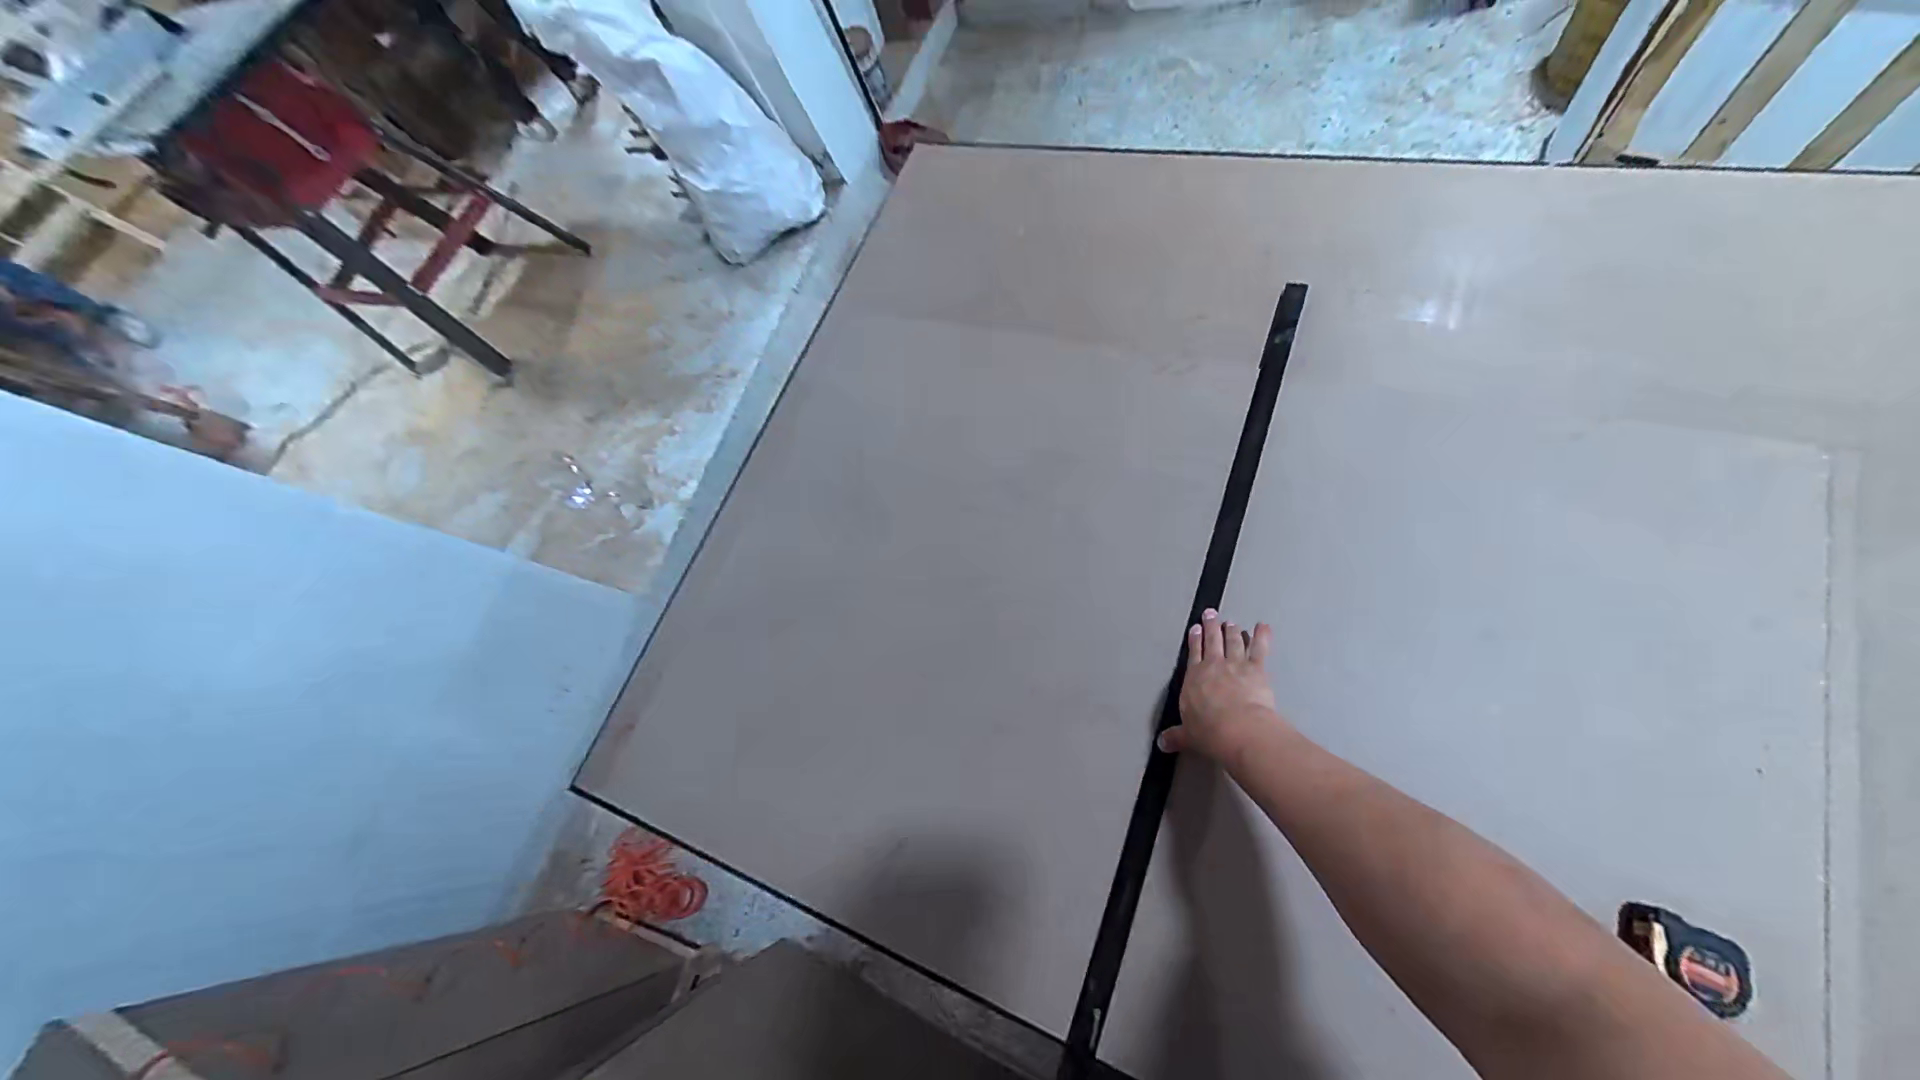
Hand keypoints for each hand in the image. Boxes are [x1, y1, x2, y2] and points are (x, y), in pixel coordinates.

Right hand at [1157, 608, 1285, 764]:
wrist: (1237, 729)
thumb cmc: (1210, 731)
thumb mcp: (1188, 735)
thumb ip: (1176, 736)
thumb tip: (1163, 743)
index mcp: (1193, 678)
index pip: (1193, 654)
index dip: (1194, 641)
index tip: (1195, 630)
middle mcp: (1213, 667)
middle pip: (1211, 641)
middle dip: (1210, 626)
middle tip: (1211, 614)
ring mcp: (1235, 665)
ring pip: (1233, 641)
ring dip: (1231, 630)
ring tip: (1230, 622)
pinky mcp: (1256, 669)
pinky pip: (1259, 649)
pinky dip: (1262, 636)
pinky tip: (1263, 626)